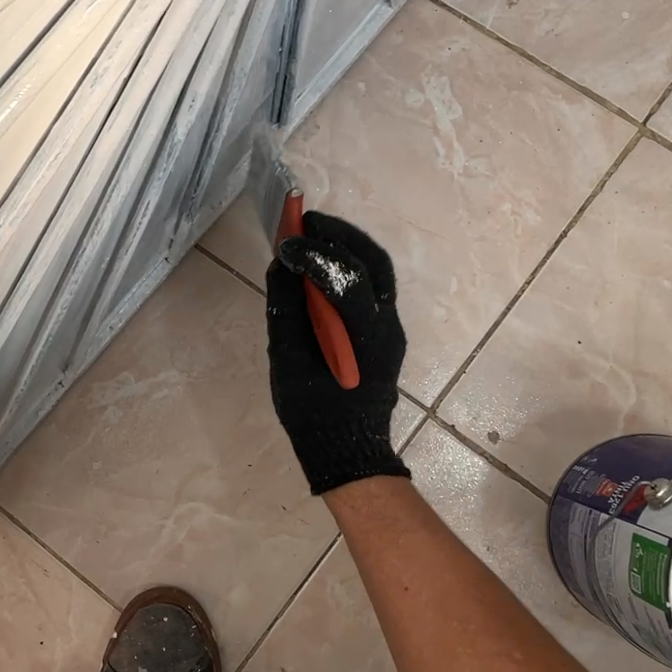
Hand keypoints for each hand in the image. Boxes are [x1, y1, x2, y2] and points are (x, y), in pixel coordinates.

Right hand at [265, 211, 408, 494]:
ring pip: (377, 271)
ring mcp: (390, 327)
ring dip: (346, 246)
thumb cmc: (314, 412)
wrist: (348, 451)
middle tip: (304, 221)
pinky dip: (347, 266)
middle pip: (373, 262)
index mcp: (366, 336)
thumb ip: (286, 312)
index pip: (347, 279)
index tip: (285, 243)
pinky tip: (320, 267)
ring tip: (311, 234)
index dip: (316, 255)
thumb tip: (282, 267)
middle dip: (339, 235)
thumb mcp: (289, 363)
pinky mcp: (383, 331)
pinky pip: (371, 287)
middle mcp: (387, 324)